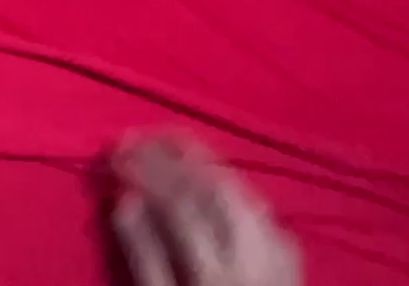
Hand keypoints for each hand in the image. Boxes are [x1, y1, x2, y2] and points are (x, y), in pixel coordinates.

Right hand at [110, 133, 301, 285]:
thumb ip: (144, 257)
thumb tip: (123, 199)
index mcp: (217, 275)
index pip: (178, 203)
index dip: (144, 170)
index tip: (115, 151)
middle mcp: (255, 263)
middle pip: (220, 191)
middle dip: (179, 154)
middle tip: (143, 136)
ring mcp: (280, 265)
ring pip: (248, 197)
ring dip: (209, 166)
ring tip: (174, 150)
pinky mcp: (293, 272)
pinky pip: (266, 217)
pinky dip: (237, 191)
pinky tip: (217, 184)